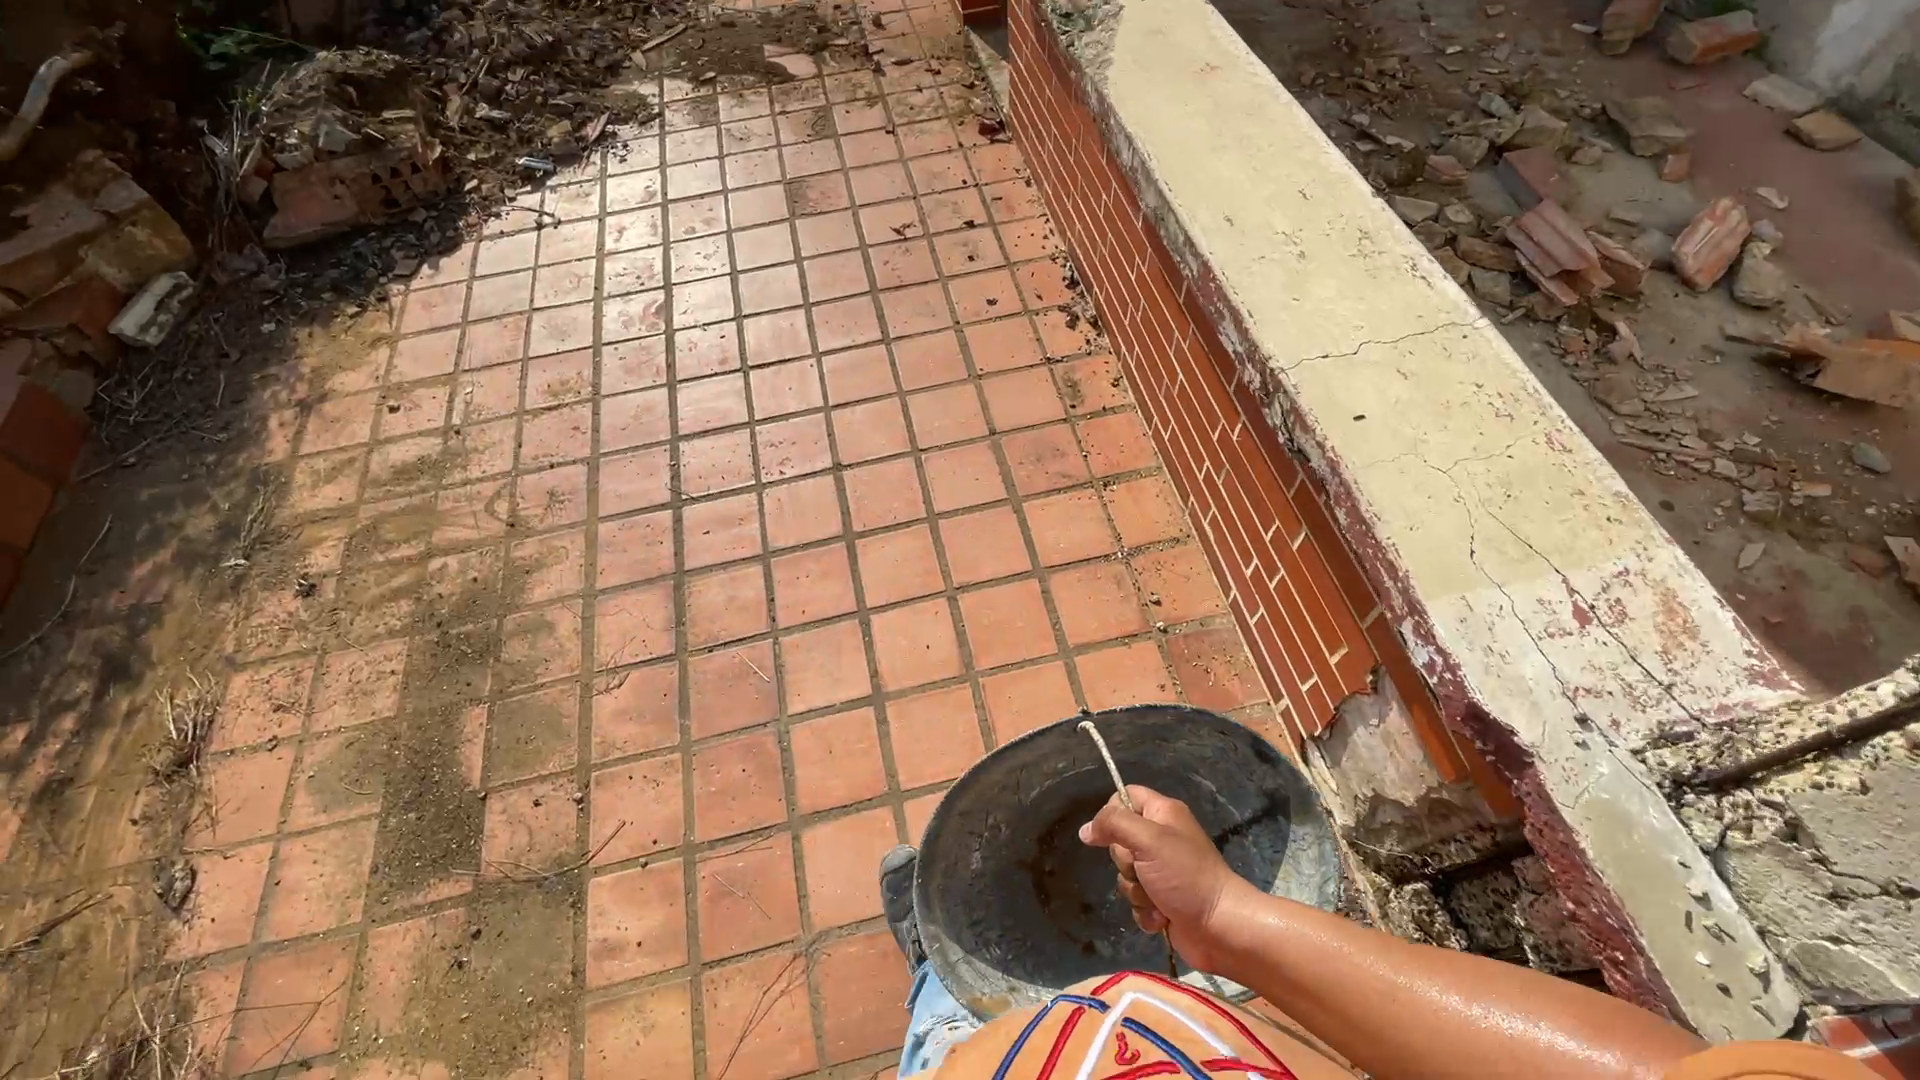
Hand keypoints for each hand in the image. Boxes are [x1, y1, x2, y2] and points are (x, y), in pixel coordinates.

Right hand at [1078, 785, 1249, 972]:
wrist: (1220, 927)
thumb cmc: (1185, 875)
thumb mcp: (1147, 839)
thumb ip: (1113, 825)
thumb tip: (1085, 830)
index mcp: (1163, 813)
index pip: (1126, 795)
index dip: (1112, 811)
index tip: (1111, 832)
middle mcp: (1161, 838)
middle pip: (1120, 840)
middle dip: (1125, 862)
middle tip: (1143, 869)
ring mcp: (1162, 871)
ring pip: (1125, 874)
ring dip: (1135, 891)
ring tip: (1157, 899)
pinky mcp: (1162, 899)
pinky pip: (1136, 900)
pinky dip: (1145, 911)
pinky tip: (1161, 917)